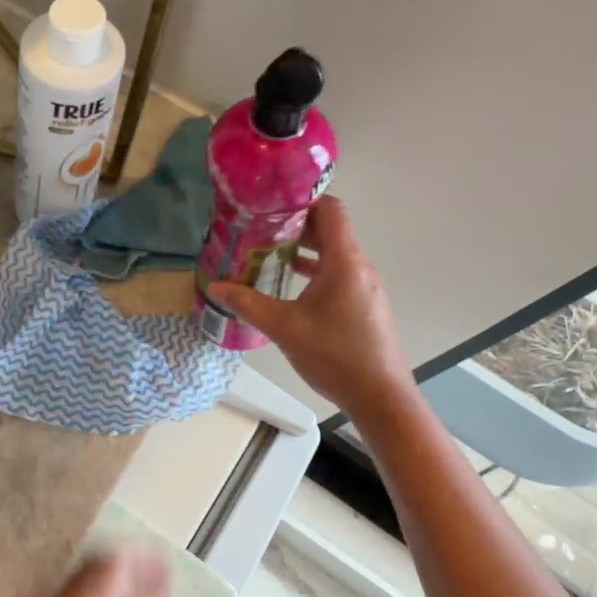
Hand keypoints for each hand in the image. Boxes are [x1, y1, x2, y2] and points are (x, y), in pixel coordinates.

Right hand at [209, 196, 417, 421]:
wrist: (381, 398)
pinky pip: (340, 272)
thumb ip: (247, 303)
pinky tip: (291, 284)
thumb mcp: (283, 327)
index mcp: (344, 261)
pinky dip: (316, 269)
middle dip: (295, 224)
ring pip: (335, 252)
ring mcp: (366, 286)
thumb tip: (215, 286)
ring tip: (269, 252)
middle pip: (330, 229)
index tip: (270, 203)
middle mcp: (360, 266)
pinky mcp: (366, 304)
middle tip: (259, 227)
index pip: (330, 209)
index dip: (302, 199)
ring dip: (305, 248)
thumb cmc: (334, 355)